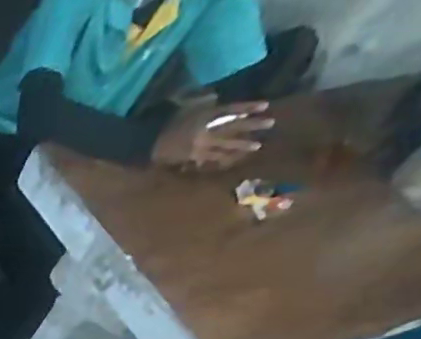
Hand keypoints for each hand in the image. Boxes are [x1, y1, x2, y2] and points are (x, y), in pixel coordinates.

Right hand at [151, 100, 272, 169]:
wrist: (150, 142)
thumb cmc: (166, 121)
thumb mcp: (183, 105)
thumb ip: (200, 101)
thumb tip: (215, 98)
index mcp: (204, 116)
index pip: (231, 110)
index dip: (248, 108)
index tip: (265, 106)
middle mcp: (206, 131)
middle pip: (233, 128)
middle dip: (251, 126)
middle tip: (270, 124)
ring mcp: (201, 146)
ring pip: (226, 145)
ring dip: (242, 146)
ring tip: (257, 146)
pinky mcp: (194, 157)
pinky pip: (212, 158)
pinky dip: (224, 158)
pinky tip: (234, 158)